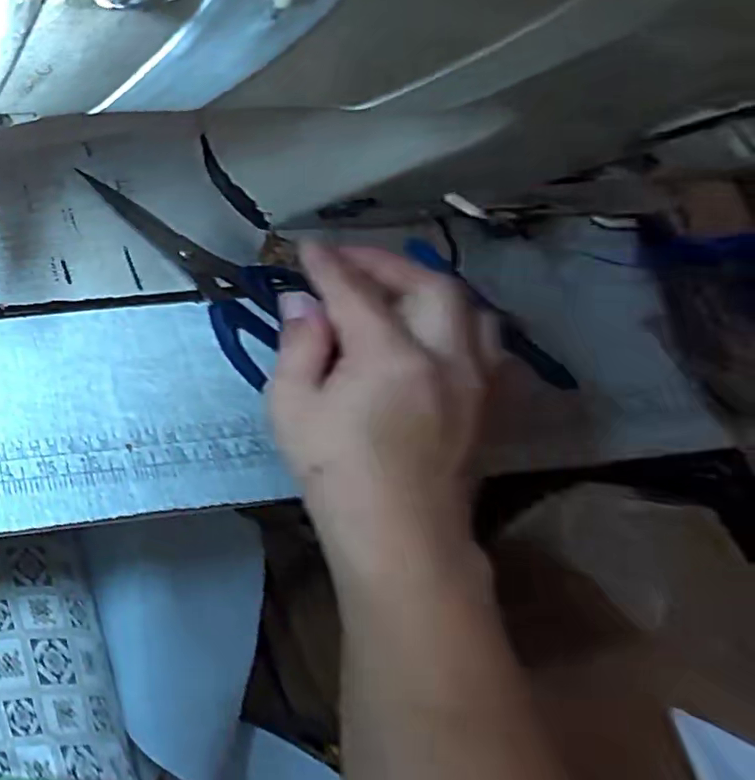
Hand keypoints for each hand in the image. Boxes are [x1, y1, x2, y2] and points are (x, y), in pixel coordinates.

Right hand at [268, 242, 504, 567]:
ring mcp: (479, 382)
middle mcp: (447, 359)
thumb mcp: (291, 401)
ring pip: (470, 311)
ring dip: (427, 287)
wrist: (398, 532)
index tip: (306, 247)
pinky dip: (453, 319)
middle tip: (346, 260)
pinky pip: (484, 342)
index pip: (357, 292)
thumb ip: (300, 344)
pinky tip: (426, 330)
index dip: (329, 264)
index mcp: (392, 357)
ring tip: (389, 287)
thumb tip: (302, 301)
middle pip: (432, 287)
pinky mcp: (489, 404)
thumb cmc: (330, 466)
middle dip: (386, 264)